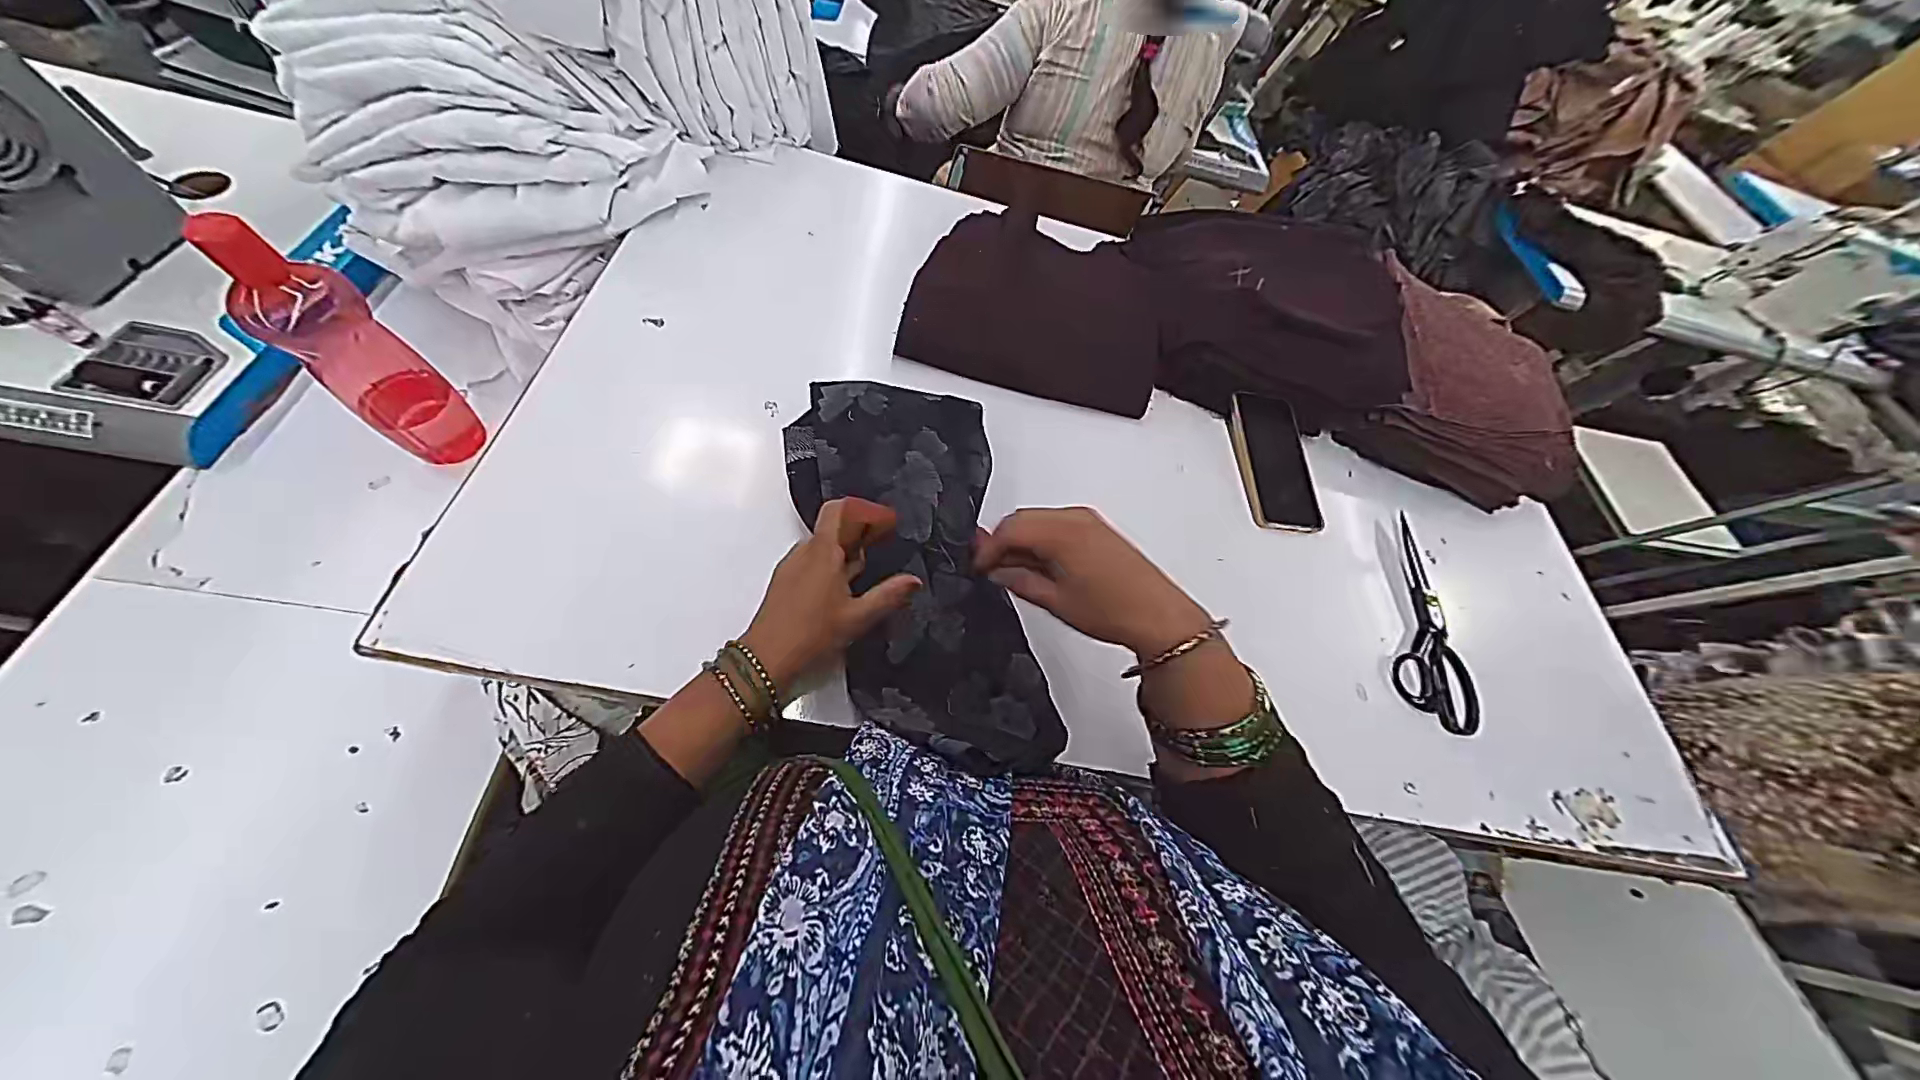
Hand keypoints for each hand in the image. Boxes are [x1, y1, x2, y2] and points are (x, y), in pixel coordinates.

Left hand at [739, 497, 922, 687]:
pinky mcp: (784, 584)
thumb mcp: (858, 617)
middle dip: (858, 534)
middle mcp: (803, 553)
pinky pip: (808, 563)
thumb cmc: (808, 636)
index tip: (883, 522)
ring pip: (820, 547)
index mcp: (823, 552)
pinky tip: (839, 593)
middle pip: (833, 528)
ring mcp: (791, 568)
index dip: (864, 511)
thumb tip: (912, 582)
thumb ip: (888, 595)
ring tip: (862, 574)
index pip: (839, 510)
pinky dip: (827, 567)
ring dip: (843, 552)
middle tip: (879, 547)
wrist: (767, 660)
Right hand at [973, 507, 1210, 659]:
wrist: (1158, 617)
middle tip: (989, 567)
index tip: (979, 566)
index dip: (987, 549)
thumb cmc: (1117, 610)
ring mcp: (1089, 521)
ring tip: (1013, 570)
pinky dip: (1041, 539)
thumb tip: (999, 572)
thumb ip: (1019, 580)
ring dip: (1021, 540)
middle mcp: (1075, 519)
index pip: (1008, 529)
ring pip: (1039, 520)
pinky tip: (1039, 564)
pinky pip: (1058, 524)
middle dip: (1001, 541)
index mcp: (1062, 532)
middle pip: (1022, 519)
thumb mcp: (1055, 601)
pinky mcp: (1098, 529)